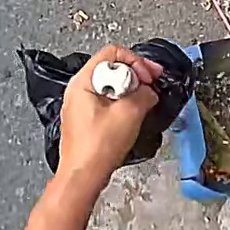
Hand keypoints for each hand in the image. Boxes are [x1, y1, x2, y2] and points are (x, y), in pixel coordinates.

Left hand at [53, 45, 163, 195]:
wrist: (83, 175)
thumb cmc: (97, 147)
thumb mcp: (129, 114)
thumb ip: (144, 95)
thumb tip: (149, 91)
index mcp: (82, 82)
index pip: (111, 53)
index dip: (135, 61)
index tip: (149, 76)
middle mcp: (78, 89)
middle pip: (111, 67)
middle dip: (135, 75)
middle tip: (151, 86)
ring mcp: (81, 104)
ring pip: (110, 85)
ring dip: (131, 90)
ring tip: (144, 102)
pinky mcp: (87, 118)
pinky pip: (107, 101)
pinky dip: (123, 103)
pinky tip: (133, 115)